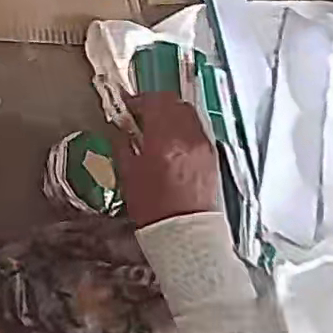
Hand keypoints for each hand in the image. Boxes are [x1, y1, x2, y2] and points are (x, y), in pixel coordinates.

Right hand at [115, 93, 220, 227]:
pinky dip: (183, 126)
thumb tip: (121, 128)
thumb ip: (123, 144)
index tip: (127, 106)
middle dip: (155, 103)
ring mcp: (203, 144)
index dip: (138, 100)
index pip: (153, 103)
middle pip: (173, 102)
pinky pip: (197, 127)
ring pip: (188, 112)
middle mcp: (188, 137)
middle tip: (141, 114)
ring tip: (157, 126)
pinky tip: (172, 140)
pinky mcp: (212, 153)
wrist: (185, 232)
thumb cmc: (152, 207)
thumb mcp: (128, 174)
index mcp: (164, 141)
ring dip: (171, 112)